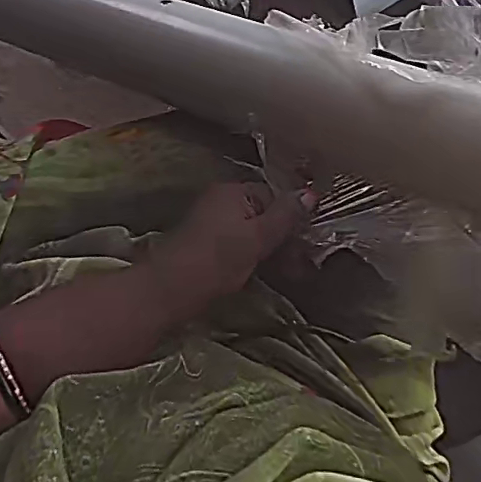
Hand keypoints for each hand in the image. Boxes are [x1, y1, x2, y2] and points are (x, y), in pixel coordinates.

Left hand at [145, 182, 313, 321]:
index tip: (309, 241)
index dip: (292, 217)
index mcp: (233, 191)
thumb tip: (311, 193)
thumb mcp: (257, 237)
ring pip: (252, 232)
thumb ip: (285, 216)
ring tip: (293, 274)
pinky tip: (266, 275)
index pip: (273, 195)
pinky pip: (239, 245)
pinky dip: (254, 258)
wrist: (169, 290)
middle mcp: (221, 201)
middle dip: (284, 238)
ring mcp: (212, 224)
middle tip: (304, 264)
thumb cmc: (217, 259)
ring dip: (272, 251)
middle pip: (263, 214)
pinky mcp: (207, 246)